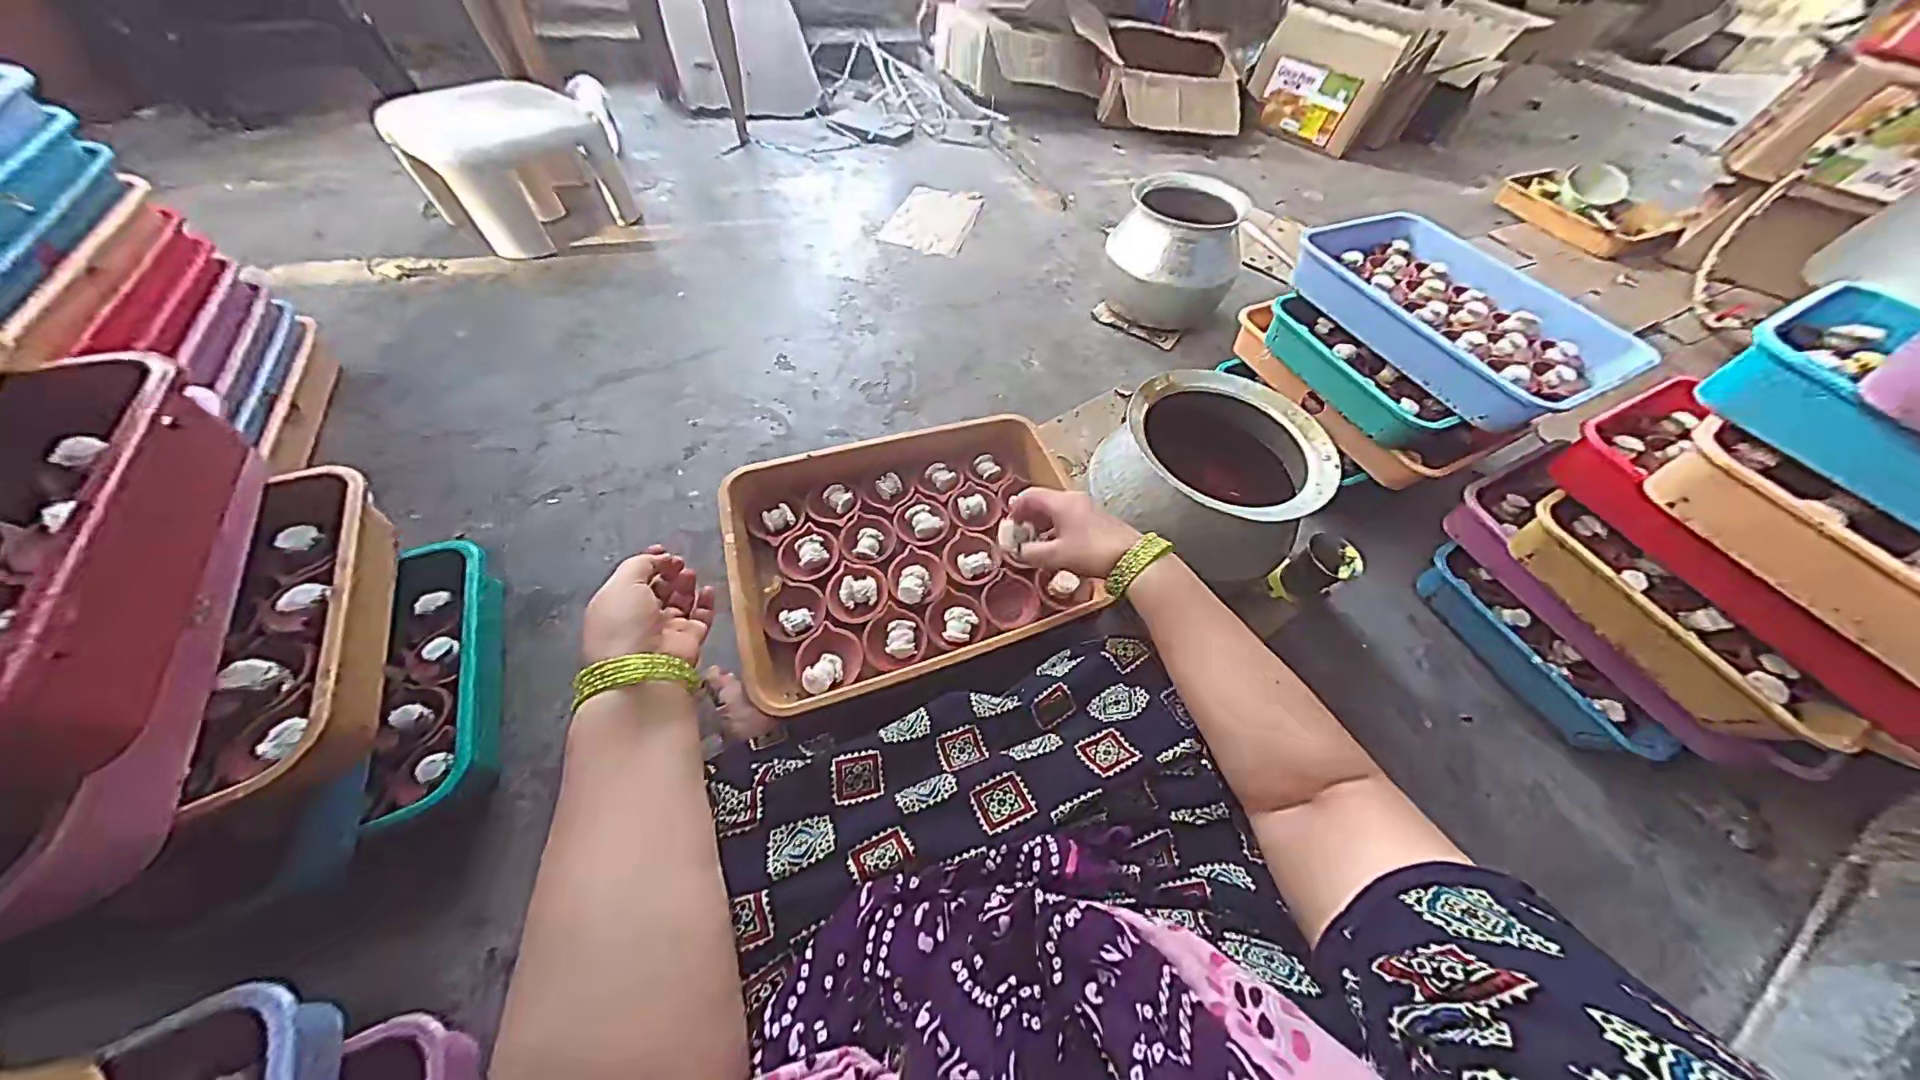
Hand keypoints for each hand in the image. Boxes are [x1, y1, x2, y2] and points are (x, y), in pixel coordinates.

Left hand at [581, 545, 716, 665]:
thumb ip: (640, 564)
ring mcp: (667, 628)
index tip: (663, 551)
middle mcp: (641, 617)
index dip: (650, 562)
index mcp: (618, 604)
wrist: (643, 667)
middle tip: (678, 563)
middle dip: (669, 571)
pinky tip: (706, 589)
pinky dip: (706, 601)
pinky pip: (702, 615)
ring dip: (686, 584)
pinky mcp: (690, 638)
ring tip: (689, 574)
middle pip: (660, 588)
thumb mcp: (622, 584)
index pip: (636, 579)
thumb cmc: (625, 622)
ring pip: (681, 600)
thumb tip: (659, 558)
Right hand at [1005, 488, 1141, 579]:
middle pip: (1043, 500)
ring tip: (1036, 542)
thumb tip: (1018, 551)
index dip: (1016, 508)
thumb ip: (1031, 552)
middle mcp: (1073, 499)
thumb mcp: (1055, 556)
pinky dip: (1057, 526)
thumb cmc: (1089, 552)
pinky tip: (1056, 544)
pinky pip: (1069, 516)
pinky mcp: (1096, 518)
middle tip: (1020, 534)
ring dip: (1043, 522)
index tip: (1010, 524)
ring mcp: (1086, 507)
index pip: (1029, 495)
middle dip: (1029, 516)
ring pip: (1056, 509)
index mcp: (1060, 502)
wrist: (1130, 558)